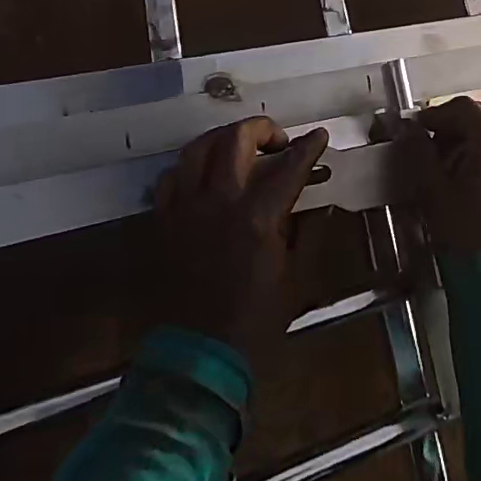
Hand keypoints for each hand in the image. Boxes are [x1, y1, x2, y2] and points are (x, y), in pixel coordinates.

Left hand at [150, 117, 329, 363]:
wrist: (200, 352)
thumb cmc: (255, 320)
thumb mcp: (294, 278)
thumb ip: (306, 232)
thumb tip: (316, 201)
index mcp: (256, 219)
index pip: (287, 169)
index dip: (307, 148)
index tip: (318, 136)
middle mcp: (217, 202)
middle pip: (235, 140)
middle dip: (261, 128)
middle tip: (277, 140)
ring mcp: (185, 208)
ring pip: (197, 148)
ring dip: (222, 138)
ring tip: (238, 146)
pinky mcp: (163, 219)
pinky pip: (171, 176)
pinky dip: (189, 166)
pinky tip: (202, 173)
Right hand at [414, 96, 480, 252]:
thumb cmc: (469, 236)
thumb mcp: (433, 190)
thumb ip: (418, 152)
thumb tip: (408, 131)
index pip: (462, 108)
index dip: (435, 114)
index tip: (416, 128)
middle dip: (453, 127)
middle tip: (428, 146)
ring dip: (470, 143)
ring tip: (447, 169)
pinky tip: (470, 183)